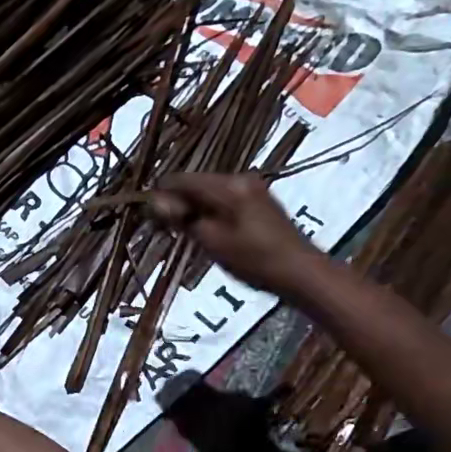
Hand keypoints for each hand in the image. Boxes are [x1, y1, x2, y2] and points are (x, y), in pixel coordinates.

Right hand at [149, 173, 330, 296]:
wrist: (302, 273)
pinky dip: (212, 210)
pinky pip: (225, 198)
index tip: (148, 213)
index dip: (161, 194)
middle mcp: (240, 178)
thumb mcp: (213, 241)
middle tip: (164, 227)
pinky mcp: (260, 200)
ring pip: (210, 191)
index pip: (182, 179)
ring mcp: (252, 188)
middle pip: (197, 183)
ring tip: (184, 232)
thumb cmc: (255, 260)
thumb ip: (183, 218)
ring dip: (194, 207)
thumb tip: (154, 201)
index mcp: (228, 185)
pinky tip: (208, 230)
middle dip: (178, 202)